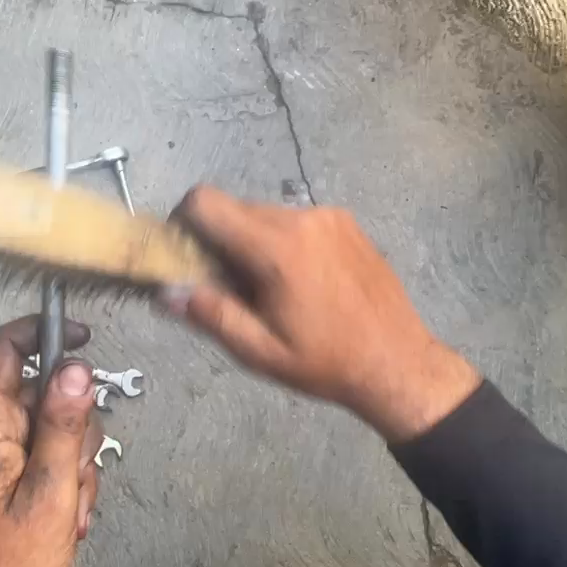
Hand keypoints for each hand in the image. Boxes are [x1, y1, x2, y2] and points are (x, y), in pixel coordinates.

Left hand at [0, 317, 103, 566]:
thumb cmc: (12, 564)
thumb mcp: (51, 492)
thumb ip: (64, 426)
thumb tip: (77, 366)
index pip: (6, 346)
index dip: (44, 330)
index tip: (86, 340)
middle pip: (43, 388)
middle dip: (74, 424)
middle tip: (76, 470)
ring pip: (54, 422)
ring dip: (74, 459)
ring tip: (69, 505)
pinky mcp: (7, 469)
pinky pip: (49, 450)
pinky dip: (66, 476)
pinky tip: (65, 513)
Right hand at [163, 187, 480, 443]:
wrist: (400, 364)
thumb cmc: (325, 363)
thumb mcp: (259, 351)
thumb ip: (209, 314)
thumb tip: (165, 291)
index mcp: (276, 247)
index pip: (206, 202)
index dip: (183, 221)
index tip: (186, 254)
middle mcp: (300, 218)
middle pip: (233, 208)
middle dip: (218, 239)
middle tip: (227, 283)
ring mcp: (327, 215)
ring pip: (263, 213)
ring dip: (250, 241)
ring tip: (267, 287)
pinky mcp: (344, 220)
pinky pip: (293, 219)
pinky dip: (280, 240)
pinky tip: (298, 280)